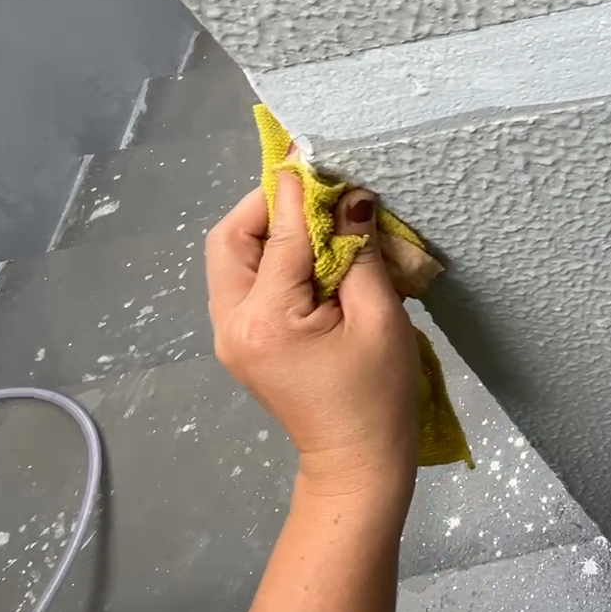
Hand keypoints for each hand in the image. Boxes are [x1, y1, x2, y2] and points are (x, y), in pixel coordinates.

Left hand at [206, 173, 420, 499]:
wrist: (358, 457)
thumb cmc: (378, 391)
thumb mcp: (381, 318)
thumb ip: (361, 255)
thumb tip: (354, 201)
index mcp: (266, 320)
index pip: (281, 235)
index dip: (300, 192)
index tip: (315, 154)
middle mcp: (233, 323)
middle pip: (230, 240)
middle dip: (266, 204)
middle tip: (313, 190)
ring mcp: (231, 335)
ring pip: (232, 258)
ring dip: (267, 227)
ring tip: (314, 215)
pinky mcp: (243, 341)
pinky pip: (245, 280)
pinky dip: (270, 254)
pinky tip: (307, 251)